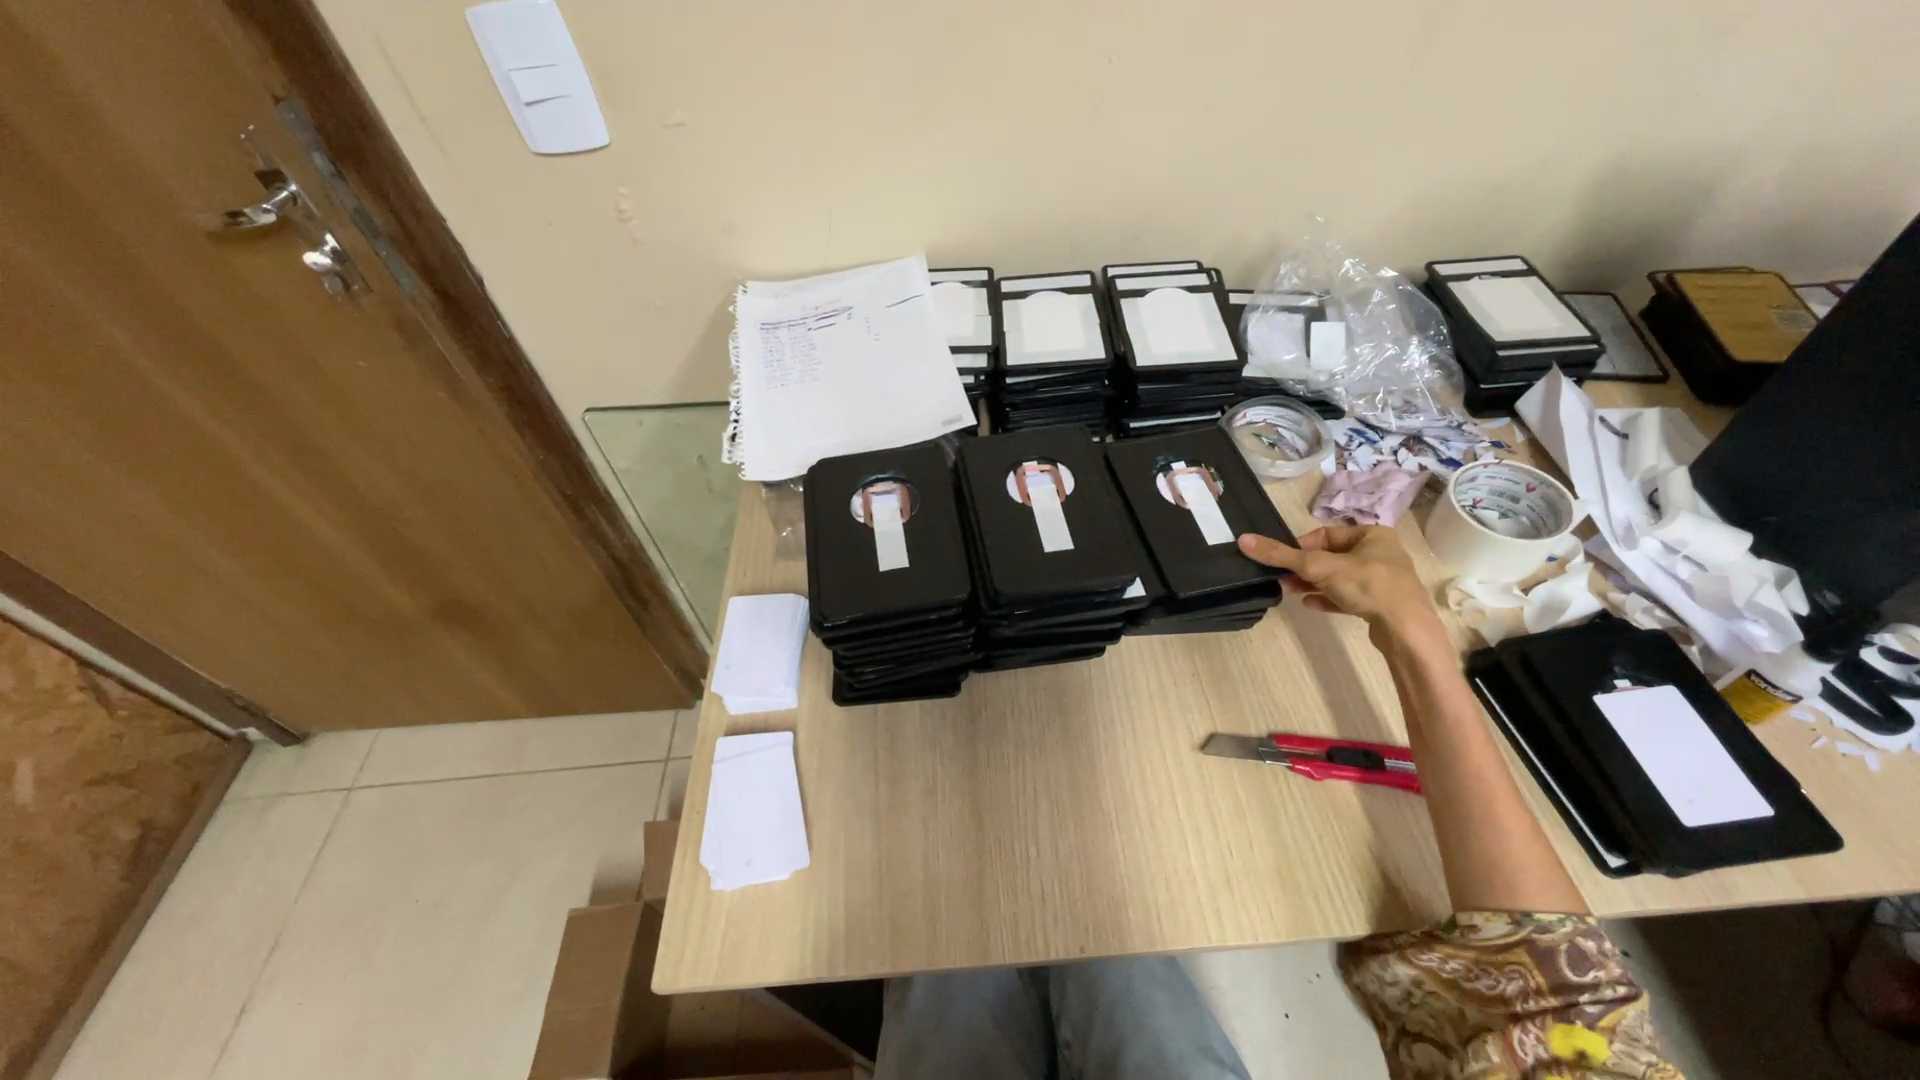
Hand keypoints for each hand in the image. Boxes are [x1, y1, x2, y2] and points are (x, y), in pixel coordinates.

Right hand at [1238, 526, 1440, 640]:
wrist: (1405, 629)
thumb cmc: (1366, 585)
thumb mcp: (1319, 566)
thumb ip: (1281, 555)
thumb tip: (1244, 540)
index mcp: (1372, 534)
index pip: (1326, 534)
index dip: (1302, 546)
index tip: (1285, 561)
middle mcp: (1380, 553)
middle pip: (1331, 556)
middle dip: (1305, 568)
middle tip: (1283, 578)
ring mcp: (1382, 580)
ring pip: (1338, 578)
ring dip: (1313, 584)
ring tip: (1290, 591)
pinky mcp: (1380, 604)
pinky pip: (1348, 597)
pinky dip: (1328, 599)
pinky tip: (1309, 605)